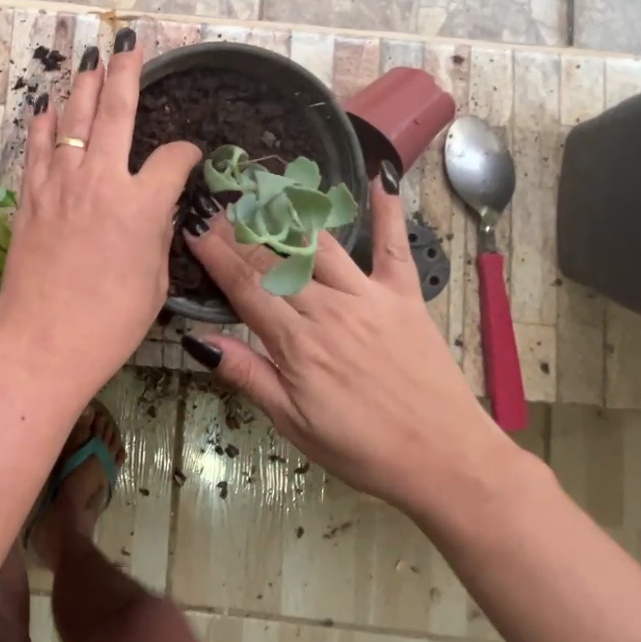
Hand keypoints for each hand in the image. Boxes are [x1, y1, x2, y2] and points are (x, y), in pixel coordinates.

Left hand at [0, 36, 201, 399]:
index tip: (191, 156)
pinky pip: (37, 148)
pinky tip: (47, 105)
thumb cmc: (108, 322)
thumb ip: (157, 235)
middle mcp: (101, 181)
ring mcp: (61, 184)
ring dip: (84, 87)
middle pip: (116, 112)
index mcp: (142, 205)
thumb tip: (157, 211)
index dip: (187, 153)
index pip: (172, 159)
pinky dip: (42, 123)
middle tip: (128, 44)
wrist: (42, 340)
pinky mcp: (32, 196)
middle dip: (125, 73)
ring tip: (91, 60)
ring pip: (73, 121)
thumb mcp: (154, 281)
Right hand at [181, 174, 527, 520]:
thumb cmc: (362, 449)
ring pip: (318, 246)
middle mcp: (329, 309)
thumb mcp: (293, 423)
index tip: (191, 224)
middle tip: (212, 201)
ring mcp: (370, 298)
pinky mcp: (406, 297)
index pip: (244, 286)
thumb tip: (197, 339)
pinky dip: (387, 212)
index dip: (214, 253)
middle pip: (273, 260)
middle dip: (237, 230)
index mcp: (297, 343)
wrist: (449, 462)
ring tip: (261, 189)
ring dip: (286, 216)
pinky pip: (394, 248)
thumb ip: (248, 374)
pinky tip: (378, 178)